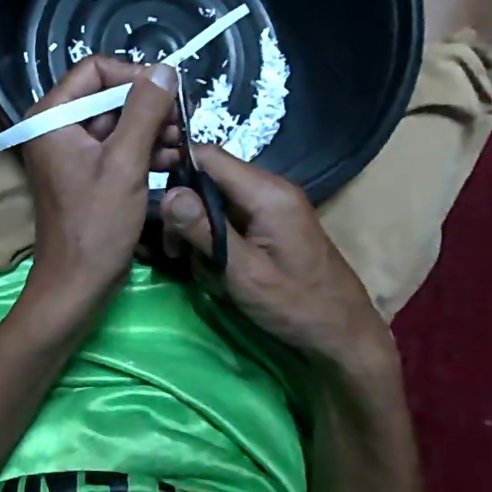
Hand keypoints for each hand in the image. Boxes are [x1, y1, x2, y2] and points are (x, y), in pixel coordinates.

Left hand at [21, 58, 180, 306]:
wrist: (77, 282)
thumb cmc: (96, 223)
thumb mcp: (125, 162)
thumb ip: (145, 110)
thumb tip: (165, 69)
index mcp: (51, 117)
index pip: (94, 70)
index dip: (134, 75)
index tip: (169, 94)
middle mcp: (57, 127)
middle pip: (109, 95)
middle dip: (149, 106)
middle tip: (185, 121)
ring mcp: (72, 151)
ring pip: (119, 122)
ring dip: (153, 128)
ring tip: (185, 142)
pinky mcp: (89, 172)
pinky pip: (119, 147)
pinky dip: (145, 149)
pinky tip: (176, 158)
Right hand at [160, 145, 394, 377]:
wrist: (343, 335)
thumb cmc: (296, 305)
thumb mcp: (244, 272)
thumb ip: (204, 230)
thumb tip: (168, 193)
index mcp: (268, 193)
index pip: (209, 156)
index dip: (174, 165)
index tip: (148, 193)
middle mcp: (270, 190)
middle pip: (208, 178)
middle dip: (183, 211)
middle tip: (172, 249)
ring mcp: (271, 207)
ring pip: (214, 201)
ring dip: (197, 231)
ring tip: (197, 266)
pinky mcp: (269, 224)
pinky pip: (229, 219)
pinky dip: (214, 240)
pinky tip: (215, 270)